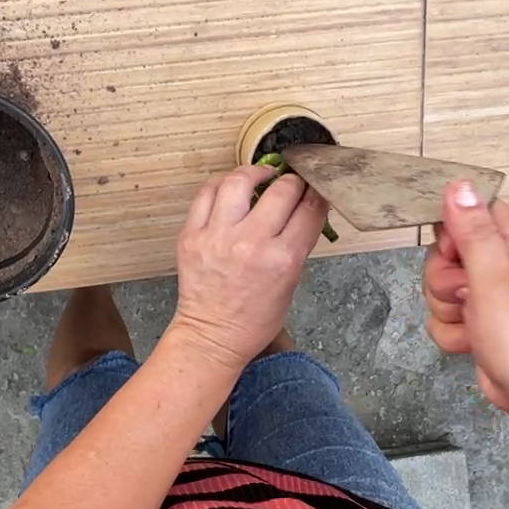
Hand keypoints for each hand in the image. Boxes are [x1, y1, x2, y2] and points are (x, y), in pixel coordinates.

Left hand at [167, 164, 327, 369]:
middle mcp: (251, 243)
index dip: (316, 194)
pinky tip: (232, 187)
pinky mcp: (192, 235)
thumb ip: (298, 244)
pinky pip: (207, 193)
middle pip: (281, 191)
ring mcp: (218, 237)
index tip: (315, 189)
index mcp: (282, 260)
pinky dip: (222, 184)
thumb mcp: (291, 283)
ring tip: (261, 175)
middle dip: (293, 182)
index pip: (309, 210)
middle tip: (292, 184)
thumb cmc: (254, 318)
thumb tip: (305, 209)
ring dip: (256, 172)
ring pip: (239, 181)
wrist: (213, 336)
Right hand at [423, 181, 508, 428]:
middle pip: (445, 252)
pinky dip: (451, 333)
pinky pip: (443, 317)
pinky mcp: (478, 321)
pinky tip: (472, 343)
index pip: (468, 211)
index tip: (455, 256)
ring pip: (438, 287)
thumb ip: (473, 231)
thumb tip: (460, 184)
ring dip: (446, 310)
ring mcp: (490, 294)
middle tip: (467, 296)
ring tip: (475, 324)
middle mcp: (503, 263)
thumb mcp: (495, 279)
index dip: (451, 232)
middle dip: (442, 279)